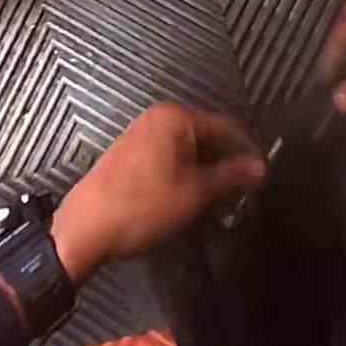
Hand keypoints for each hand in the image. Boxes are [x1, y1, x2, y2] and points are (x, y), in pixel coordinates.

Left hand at [51, 103, 264, 282]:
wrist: (84, 229)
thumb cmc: (145, 205)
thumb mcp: (195, 192)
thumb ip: (231, 175)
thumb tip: (261, 166)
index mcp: (176, 116)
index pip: (225, 126)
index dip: (246, 150)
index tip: (261, 175)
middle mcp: (159, 116)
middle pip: (205, 135)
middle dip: (224, 162)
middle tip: (241, 192)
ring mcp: (142, 132)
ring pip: (187, 148)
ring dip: (204, 171)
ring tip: (219, 200)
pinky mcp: (131, 152)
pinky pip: (169, 155)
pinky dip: (184, 172)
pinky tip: (190, 197)